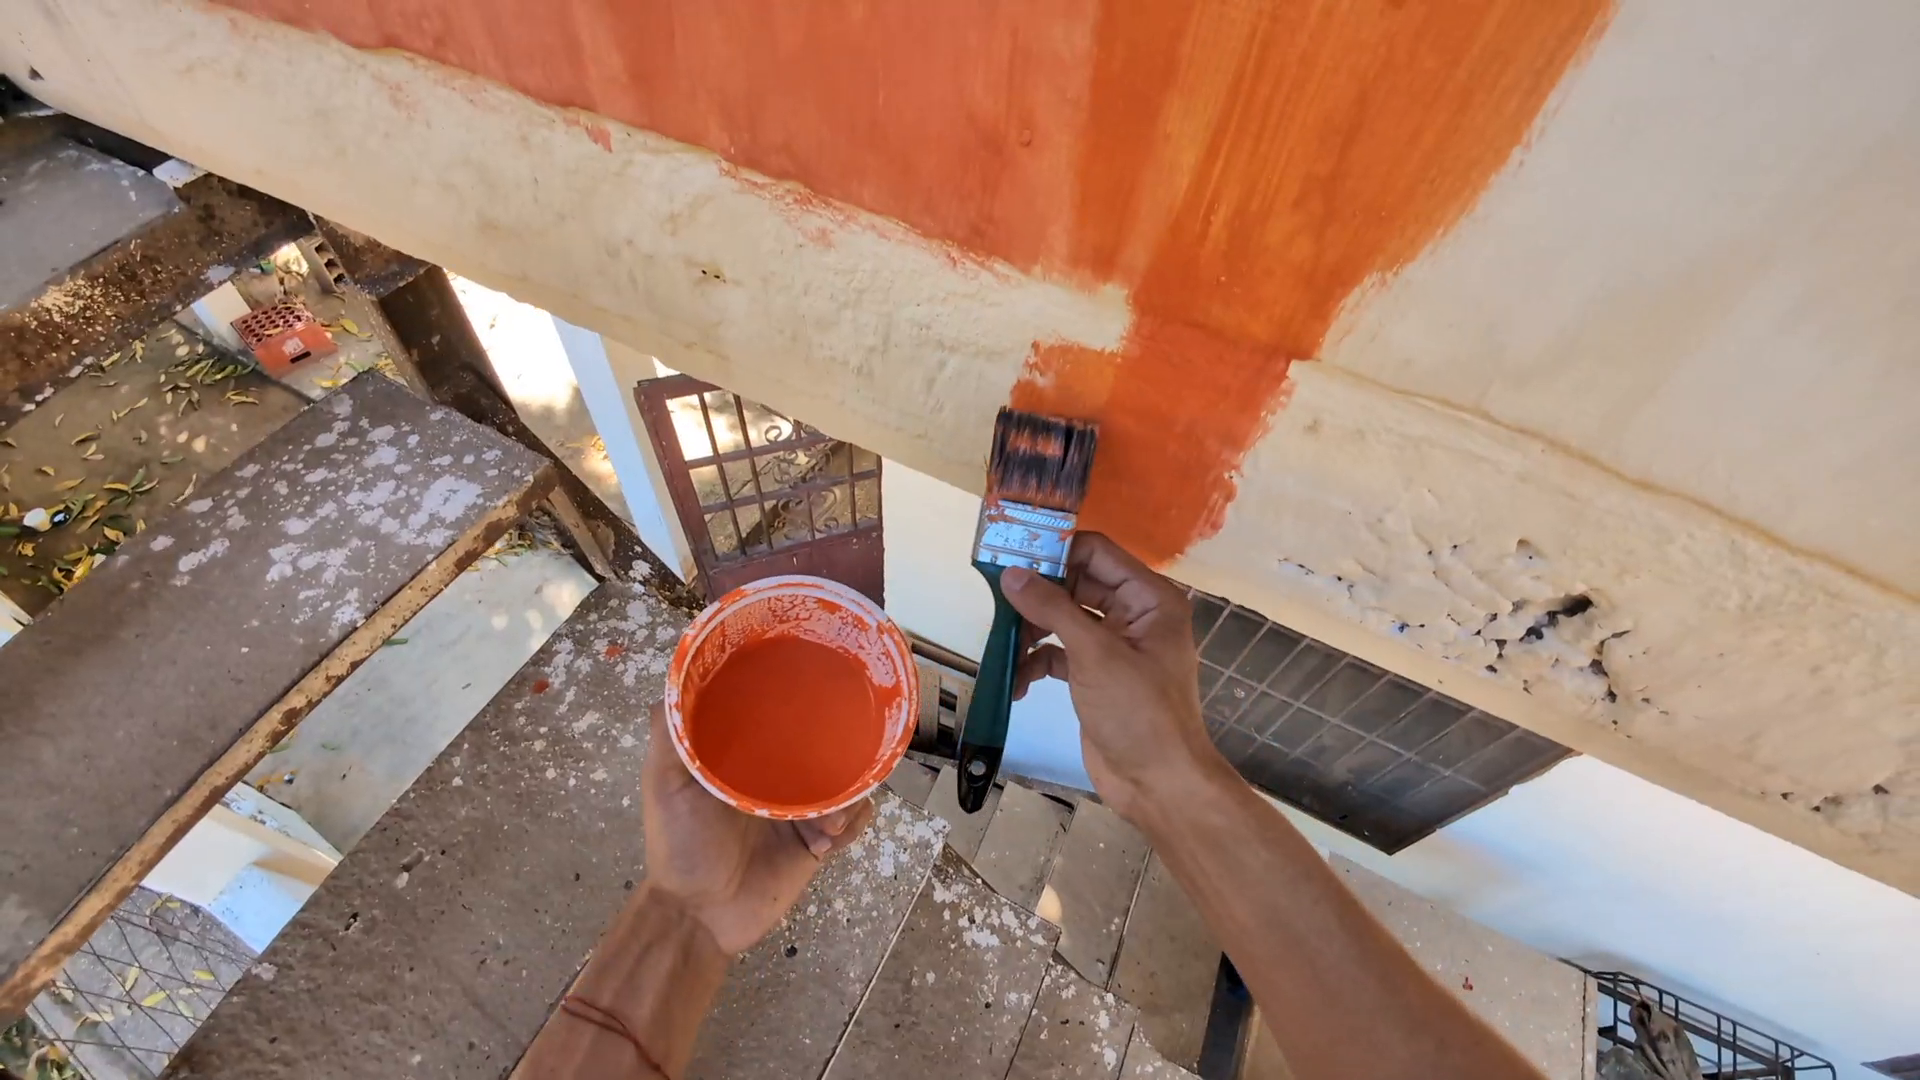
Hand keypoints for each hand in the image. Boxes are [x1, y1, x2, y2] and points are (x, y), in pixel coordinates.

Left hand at [641, 702, 872, 954]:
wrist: (701, 918)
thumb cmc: (679, 847)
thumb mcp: (665, 785)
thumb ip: (668, 737)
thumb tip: (676, 679)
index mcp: (752, 758)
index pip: (789, 718)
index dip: (806, 708)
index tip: (816, 701)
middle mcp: (783, 777)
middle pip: (829, 747)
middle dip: (840, 756)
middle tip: (833, 771)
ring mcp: (804, 809)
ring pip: (850, 782)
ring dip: (847, 798)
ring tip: (825, 823)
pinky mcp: (820, 843)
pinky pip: (856, 820)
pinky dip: (852, 826)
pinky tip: (826, 843)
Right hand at [1000, 532, 1224, 823]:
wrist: (1159, 785)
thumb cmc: (1138, 712)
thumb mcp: (1095, 654)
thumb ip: (1052, 608)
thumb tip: (1010, 573)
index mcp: (1148, 598)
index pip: (1096, 553)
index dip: (1055, 552)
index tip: (1011, 557)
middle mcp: (1133, 614)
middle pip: (1075, 585)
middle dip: (1037, 596)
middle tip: (998, 603)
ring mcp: (1113, 645)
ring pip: (1062, 619)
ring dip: (1031, 632)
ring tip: (1007, 652)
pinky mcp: (1095, 674)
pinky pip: (1058, 652)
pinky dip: (1036, 663)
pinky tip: (1018, 684)